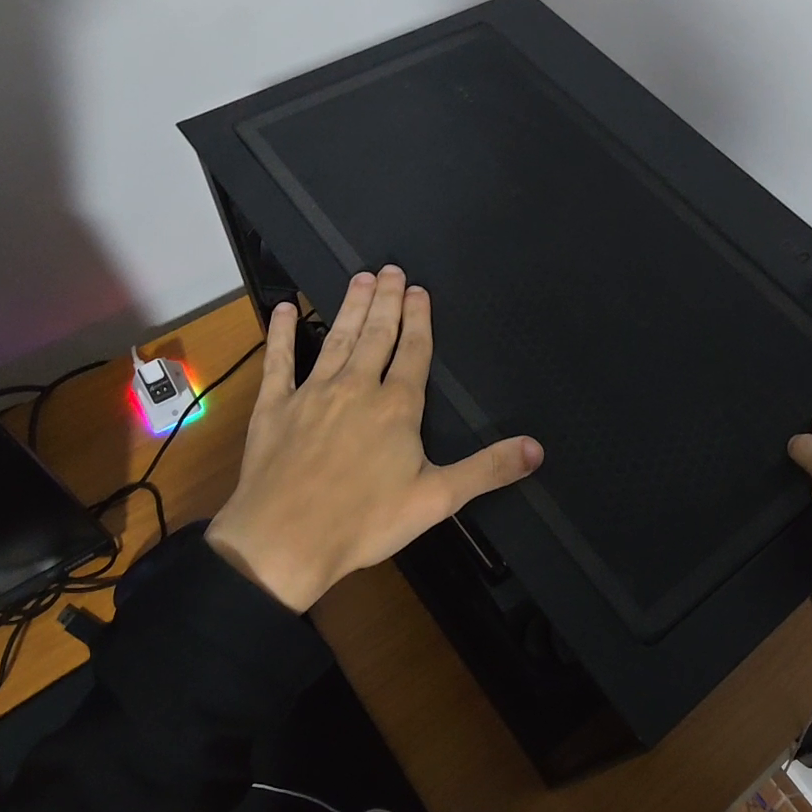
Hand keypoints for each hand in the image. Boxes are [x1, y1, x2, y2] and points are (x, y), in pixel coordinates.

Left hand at [206, 266, 544, 611]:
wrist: (283, 543)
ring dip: (351, 307)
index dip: (419, 318)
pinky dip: (282, 333)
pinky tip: (286, 308)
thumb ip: (487, 469)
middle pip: (376, 334)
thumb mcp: (436, 499)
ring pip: (336, 338)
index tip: (420, 290)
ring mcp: (312, 393)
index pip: (413, 351)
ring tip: (361, 278)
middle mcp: (356, 387)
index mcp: (397, 406)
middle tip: (391, 269)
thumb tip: (536, 449)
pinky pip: (278, 361)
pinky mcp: (274, 407)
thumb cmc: (364, 522)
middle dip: (387, 300)